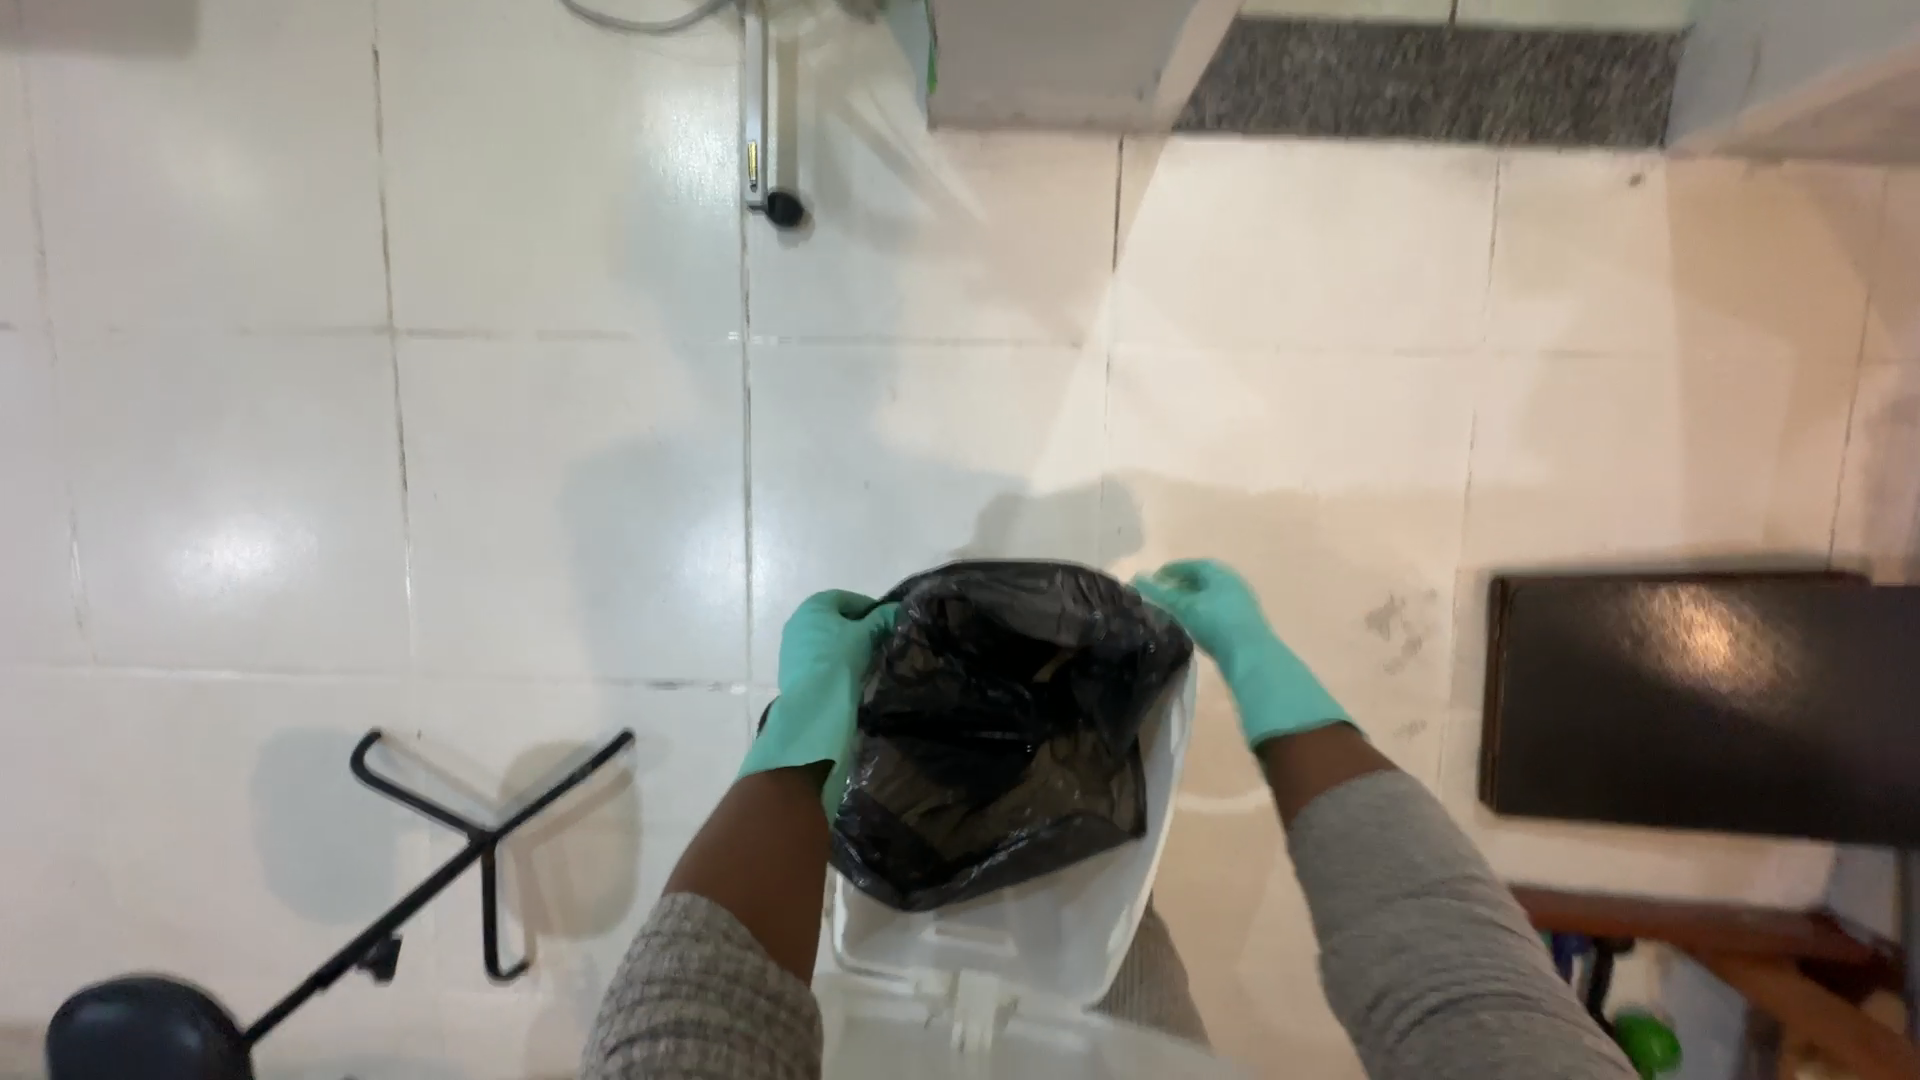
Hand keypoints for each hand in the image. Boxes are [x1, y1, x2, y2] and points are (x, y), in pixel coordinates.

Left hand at [739, 590, 898, 780]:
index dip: (869, 608)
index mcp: (814, 605)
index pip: (847, 598)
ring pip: (825, 640)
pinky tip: (846, 673)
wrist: (815, 701)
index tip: (885, 621)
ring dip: (844, 645)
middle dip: (856, 627)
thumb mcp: (868, 634)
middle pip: (834, 619)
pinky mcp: (790, 668)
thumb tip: (897, 610)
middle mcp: (798, 620)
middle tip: (877, 639)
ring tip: (864, 658)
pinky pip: (817, 658)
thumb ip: (883, 618)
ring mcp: (791, 645)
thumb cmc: (841, 657)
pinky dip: (832, 661)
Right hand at [1132, 559, 1348, 748]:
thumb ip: (1159, 592)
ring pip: (1208, 596)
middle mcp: (1231, 582)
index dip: (1167, 571)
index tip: (1150, 581)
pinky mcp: (1242, 621)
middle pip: (1199, 579)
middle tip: (1159, 596)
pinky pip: (1215, 610)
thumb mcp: (1183, 606)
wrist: (1251, 655)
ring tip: (1171, 611)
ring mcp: (1239, 602)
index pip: (1188, 565)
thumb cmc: (1215, 623)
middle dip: (1178, 586)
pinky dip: (1199, 612)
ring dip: (1189, 600)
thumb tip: (1136, 577)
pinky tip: (1190, 624)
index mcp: (1217, 572)